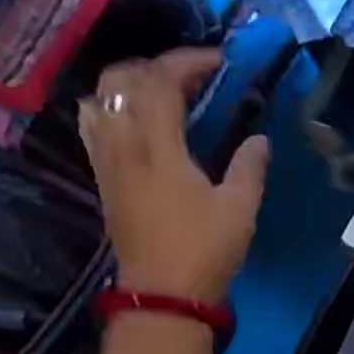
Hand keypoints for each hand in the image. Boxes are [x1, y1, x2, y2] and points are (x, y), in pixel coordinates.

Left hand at [80, 49, 268, 302]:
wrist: (164, 293)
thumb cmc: (205, 250)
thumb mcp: (240, 209)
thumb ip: (250, 168)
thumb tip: (259, 139)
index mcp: (158, 148)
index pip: (161, 81)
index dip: (188, 61)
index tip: (220, 60)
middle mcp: (123, 144)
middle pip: (121, 79)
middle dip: (156, 65)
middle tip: (192, 74)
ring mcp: (106, 160)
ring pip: (100, 98)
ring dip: (129, 83)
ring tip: (162, 92)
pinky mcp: (103, 178)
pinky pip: (94, 124)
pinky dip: (113, 107)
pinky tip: (137, 121)